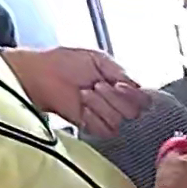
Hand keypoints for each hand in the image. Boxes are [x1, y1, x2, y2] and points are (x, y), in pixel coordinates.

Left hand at [0, 47, 148, 137]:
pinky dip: (92, 117)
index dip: (133, 94)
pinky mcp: (96, 129)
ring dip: (99, 105)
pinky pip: (105, 129)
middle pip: (134, 112)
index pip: (145, 100)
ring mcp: (109, 118)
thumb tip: (136, 86)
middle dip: (114, 97)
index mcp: (124, 88)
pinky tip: (81, 108)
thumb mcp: (97, 58)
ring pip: (119, 120)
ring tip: (84, 94)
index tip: (118, 83)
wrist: (41, 75)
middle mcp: (120, 105)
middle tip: (96, 85)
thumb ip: (121, 71)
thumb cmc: (65, 63)